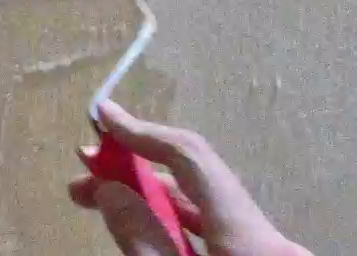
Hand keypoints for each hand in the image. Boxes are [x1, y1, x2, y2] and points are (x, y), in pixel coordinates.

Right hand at [69, 102, 310, 255]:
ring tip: (97, 200)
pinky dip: (176, 223)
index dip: (141, 130)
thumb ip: (143, 238)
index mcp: (254, 239)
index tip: (99, 114)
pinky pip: (218, 231)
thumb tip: (108, 186)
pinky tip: (144, 225)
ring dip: (148, 198)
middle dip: (131, 171)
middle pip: (193, 183)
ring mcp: (274, 251)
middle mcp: (272, 238)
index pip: (191, 156)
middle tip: (82, 174)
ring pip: (203, 209)